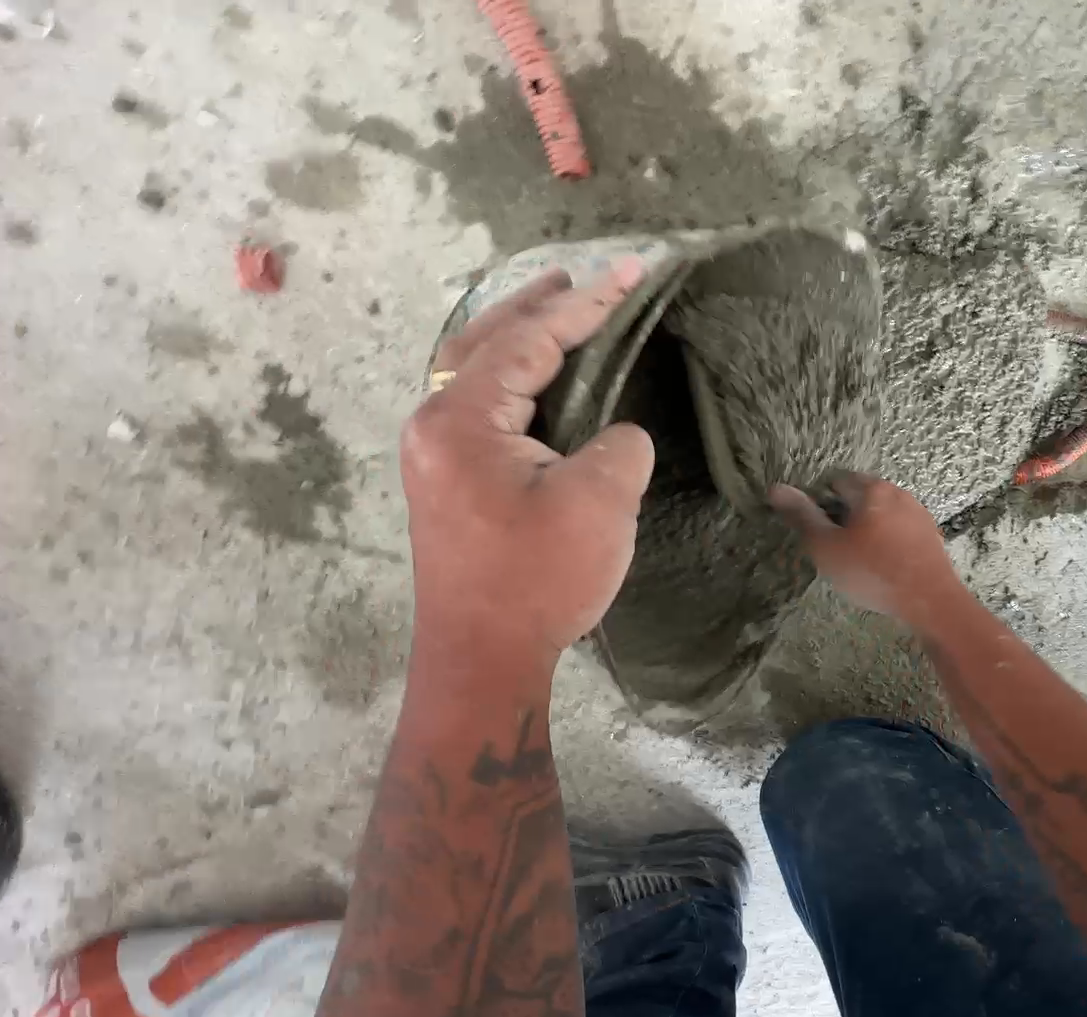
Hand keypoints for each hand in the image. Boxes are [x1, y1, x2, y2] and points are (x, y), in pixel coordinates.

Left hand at [403, 261, 652, 659]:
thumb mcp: (599, 502)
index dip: (585, 305)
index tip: (631, 274)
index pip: (528, 341)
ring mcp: (439, 454)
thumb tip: (616, 435)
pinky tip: (544, 380)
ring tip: (563, 310)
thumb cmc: (539, 577)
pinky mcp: (454, 481)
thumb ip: (618, 445)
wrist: (485, 654)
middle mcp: (436, 424)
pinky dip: (519, 378)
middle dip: (539, 304)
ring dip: (524, 337)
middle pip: (486, 341)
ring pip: (480, 371)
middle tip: (583, 276)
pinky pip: (486, 405)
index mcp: (461, 419)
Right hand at [769, 473, 967, 628]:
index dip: (819, 503)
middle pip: (861, 496)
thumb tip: (776, 488)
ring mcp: (918, 513)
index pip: (835, 481)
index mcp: (872, 489)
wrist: (930, 600)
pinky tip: (883, 566)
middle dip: (844, 516)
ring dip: (866, 530)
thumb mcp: (828, 547)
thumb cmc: (874, 572)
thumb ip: (803, 517)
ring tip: (859, 560)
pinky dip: (887, 541)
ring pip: (881, 514)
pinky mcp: (930, 534)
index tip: (817, 531)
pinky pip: (899, 530)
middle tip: (836, 549)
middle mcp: (898, 493)